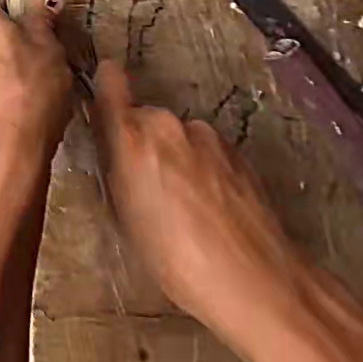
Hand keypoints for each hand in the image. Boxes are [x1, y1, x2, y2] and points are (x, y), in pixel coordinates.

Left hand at [0, 0, 73, 163]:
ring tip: (43, 85)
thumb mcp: (49, 47)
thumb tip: (48, 0)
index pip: (1, 5)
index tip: (45, 29)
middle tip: (49, 57)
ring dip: (14, 67)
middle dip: (20, 43)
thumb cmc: (30, 92)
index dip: (25, 16)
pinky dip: (6, 89)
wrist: (9, 147)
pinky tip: (28, 103)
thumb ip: (44, 20)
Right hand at [88, 60, 307, 330]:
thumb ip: (113, 162)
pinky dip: (204, 169)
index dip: (106, 85)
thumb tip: (108, 140)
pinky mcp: (238, 153)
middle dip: (142, 140)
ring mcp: (206, 135)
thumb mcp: (122, 210)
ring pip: (177, 136)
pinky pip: (207, 151)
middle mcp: (166, 122)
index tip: (104, 102)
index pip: (110, 78)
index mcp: (130, 132)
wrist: (258, 283)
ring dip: (175, 156)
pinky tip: (212, 208)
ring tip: (185, 203)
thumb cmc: (173, 255)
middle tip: (146, 182)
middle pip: (144, 117)